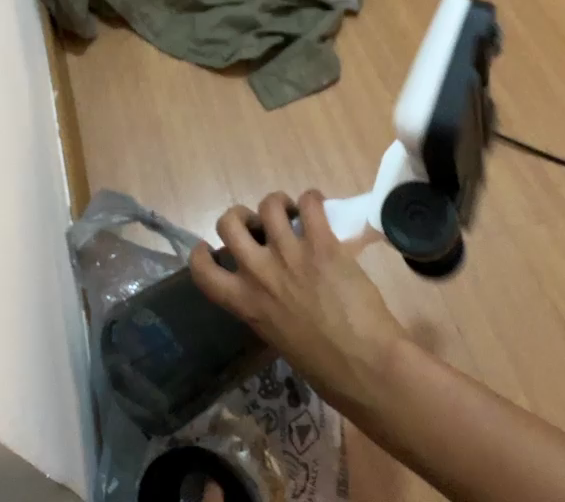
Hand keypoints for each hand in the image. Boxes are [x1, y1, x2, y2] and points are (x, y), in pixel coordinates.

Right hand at [188, 190, 408, 414]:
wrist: (364, 366)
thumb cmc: (323, 366)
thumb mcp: (277, 337)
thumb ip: (265, 307)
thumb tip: (272, 291)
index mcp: (245, 302)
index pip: (202, 270)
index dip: (201, 253)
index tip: (211, 247)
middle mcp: (259, 273)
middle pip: (229, 223)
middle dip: (241, 217)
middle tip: (260, 225)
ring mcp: (289, 254)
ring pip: (268, 205)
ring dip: (278, 203)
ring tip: (292, 211)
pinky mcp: (321, 244)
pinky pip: (309, 203)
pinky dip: (311, 199)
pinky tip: (317, 205)